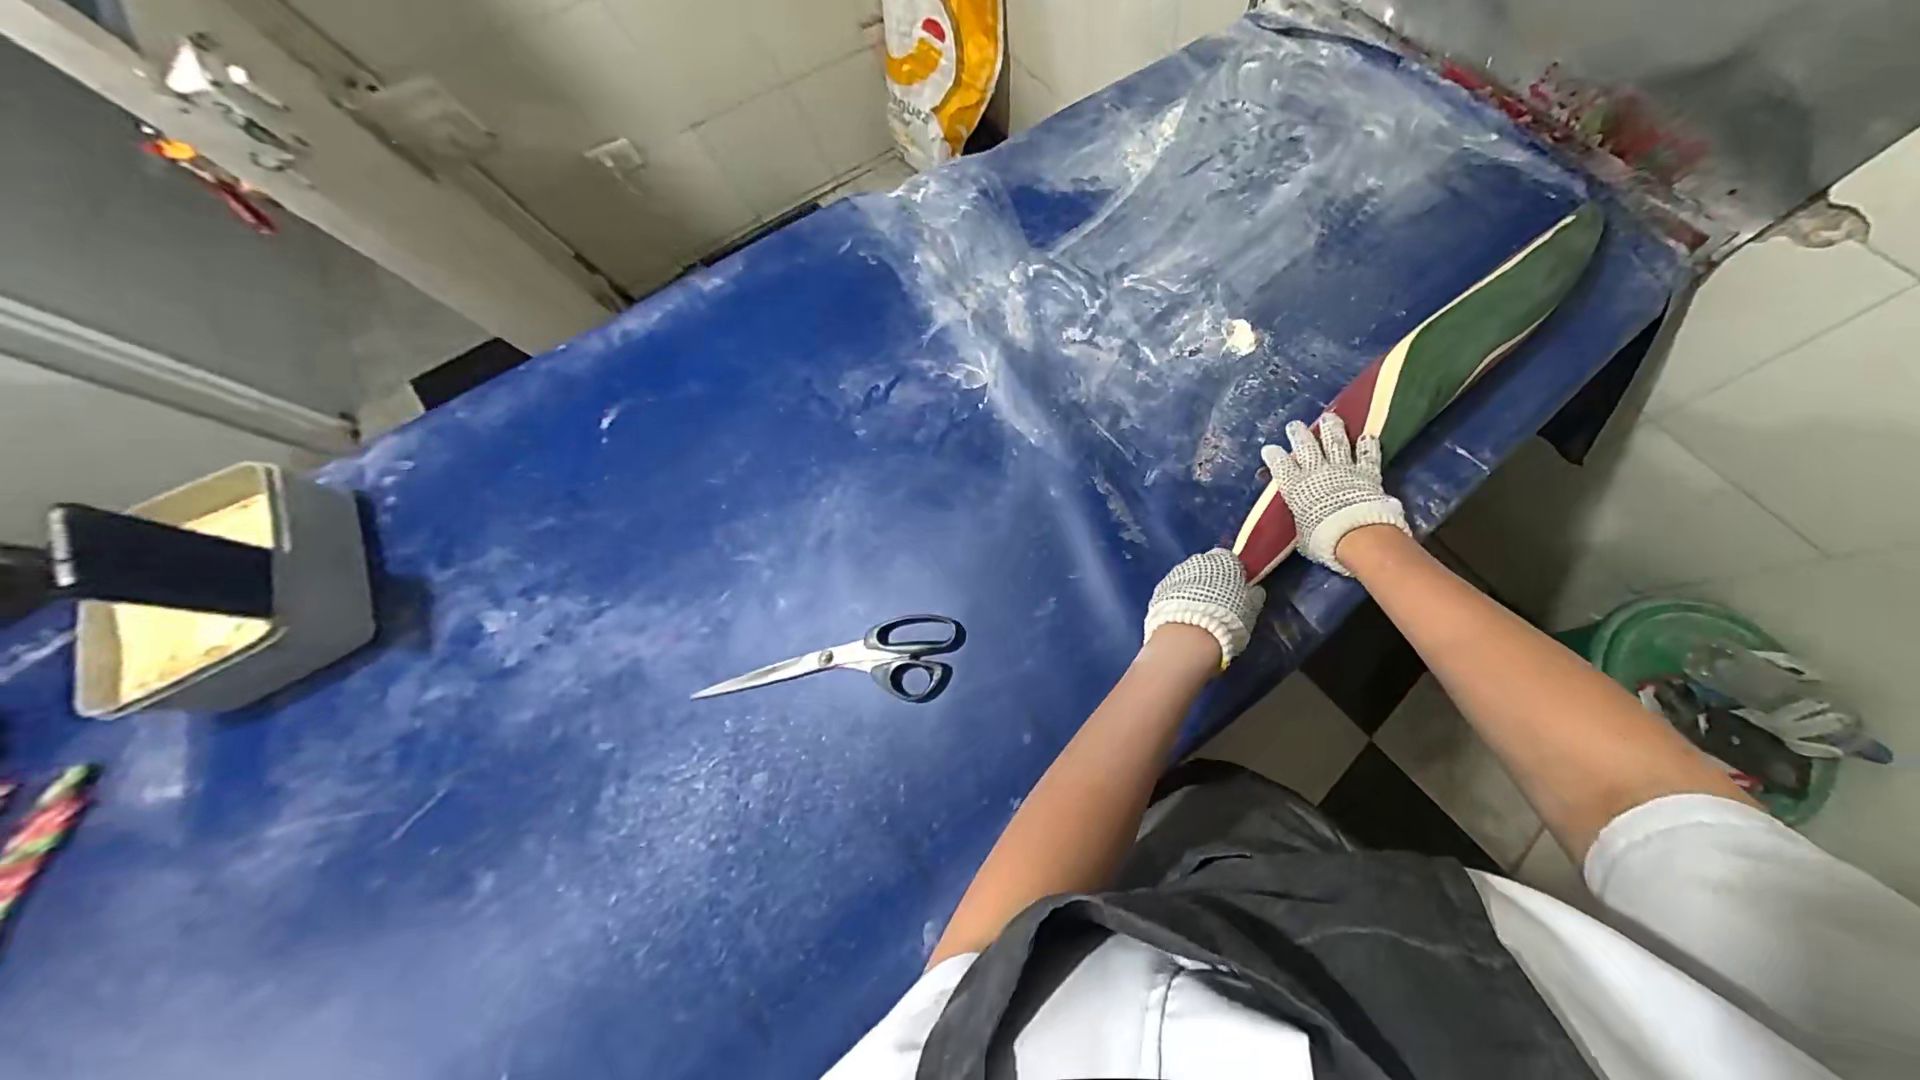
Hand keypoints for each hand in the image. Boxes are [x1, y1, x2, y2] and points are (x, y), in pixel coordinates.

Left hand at [1143, 549, 1265, 666]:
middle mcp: (1197, 560)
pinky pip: (1173, 590)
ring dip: (1192, 589)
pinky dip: (1177, 598)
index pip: (1229, 560)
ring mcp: (1175, 573)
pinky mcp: (1158, 589)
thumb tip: (1254, 590)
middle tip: (1216, 602)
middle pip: (1206, 567)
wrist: (1188, 635)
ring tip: (1197, 611)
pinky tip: (1182, 614)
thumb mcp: (1251, 608)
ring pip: (1187, 578)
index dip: (1232, 574)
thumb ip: (1252, 594)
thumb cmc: (1227, 619)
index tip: (1235, 589)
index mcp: (1223, 560)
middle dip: (1211, 580)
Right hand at [1261, 413, 1409, 576]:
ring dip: (1331, 429)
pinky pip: (1367, 456)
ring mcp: (1343, 470)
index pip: (1280, 466)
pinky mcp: (1367, 473)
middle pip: (1306, 447)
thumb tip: (1302, 519)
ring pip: (1335, 443)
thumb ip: (1301, 518)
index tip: (1269, 448)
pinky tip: (1367, 436)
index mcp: (1295, 487)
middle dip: (1299, 435)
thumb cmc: (1321, 539)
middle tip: (1295, 425)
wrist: (1356, 533)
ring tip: (1329, 417)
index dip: (1274, 456)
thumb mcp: (1301, 532)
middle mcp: (1316, 473)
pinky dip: (1367, 446)